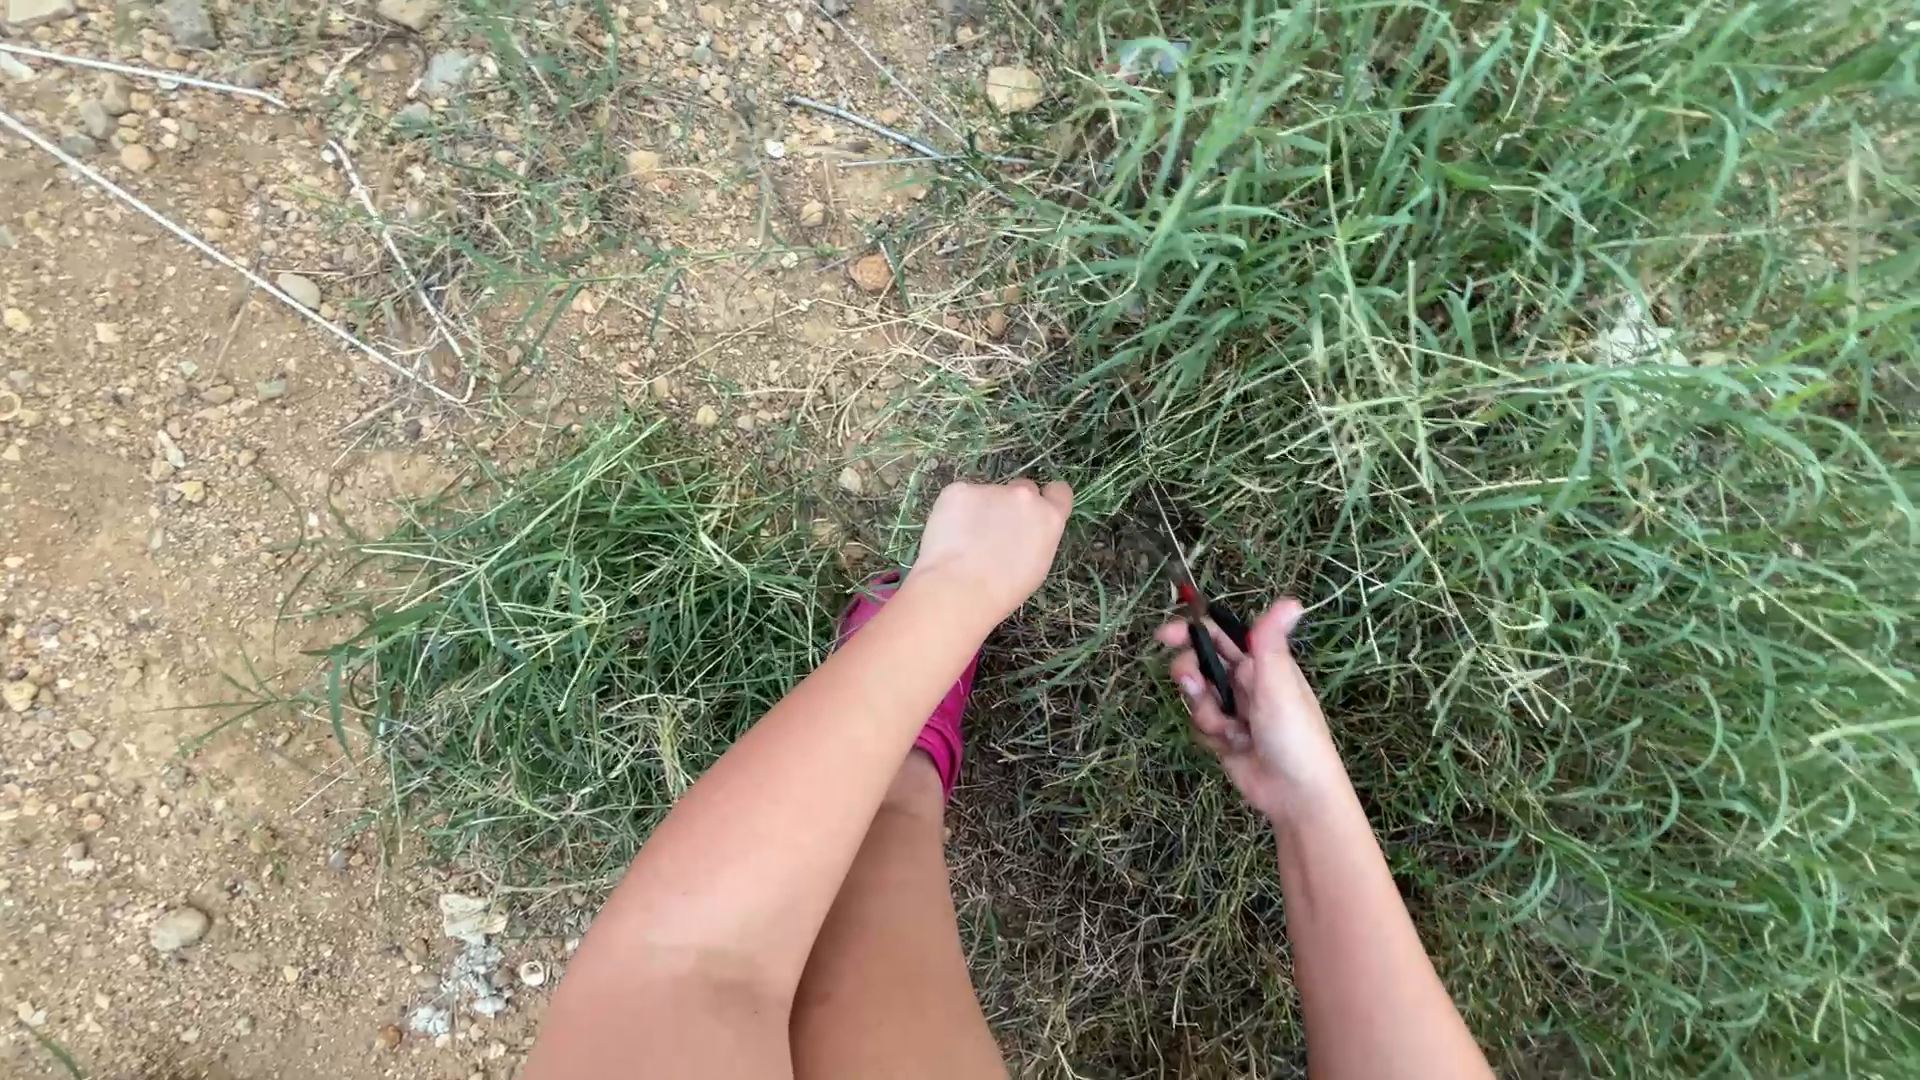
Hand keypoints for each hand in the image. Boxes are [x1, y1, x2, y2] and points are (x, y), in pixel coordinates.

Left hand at [911, 479, 1072, 621]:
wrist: (961, 588)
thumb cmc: (1003, 590)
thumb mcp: (1036, 565)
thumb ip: (1035, 536)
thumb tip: (1023, 531)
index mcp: (1048, 517)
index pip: (1059, 491)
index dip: (1046, 499)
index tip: (1035, 510)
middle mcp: (1024, 496)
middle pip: (1021, 489)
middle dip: (1011, 504)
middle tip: (993, 531)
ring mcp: (991, 489)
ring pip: (987, 494)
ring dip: (979, 509)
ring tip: (964, 541)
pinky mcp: (959, 490)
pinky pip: (959, 496)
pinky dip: (955, 511)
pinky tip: (949, 535)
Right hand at [1157, 599, 1347, 821]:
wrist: (1296, 794)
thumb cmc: (1293, 733)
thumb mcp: (1279, 683)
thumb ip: (1270, 641)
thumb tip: (1291, 600)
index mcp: (1261, 663)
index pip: (1218, 635)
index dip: (1190, 632)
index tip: (1164, 637)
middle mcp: (1245, 682)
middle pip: (1200, 663)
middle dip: (1191, 675)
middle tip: (1193, 687)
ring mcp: (1233, 709)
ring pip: (1197, 696)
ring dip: (1206, 712)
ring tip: (1230, 730)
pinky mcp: (1223, 735)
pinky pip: (1199, 723)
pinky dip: (1210, 734)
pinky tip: (1232, 746)